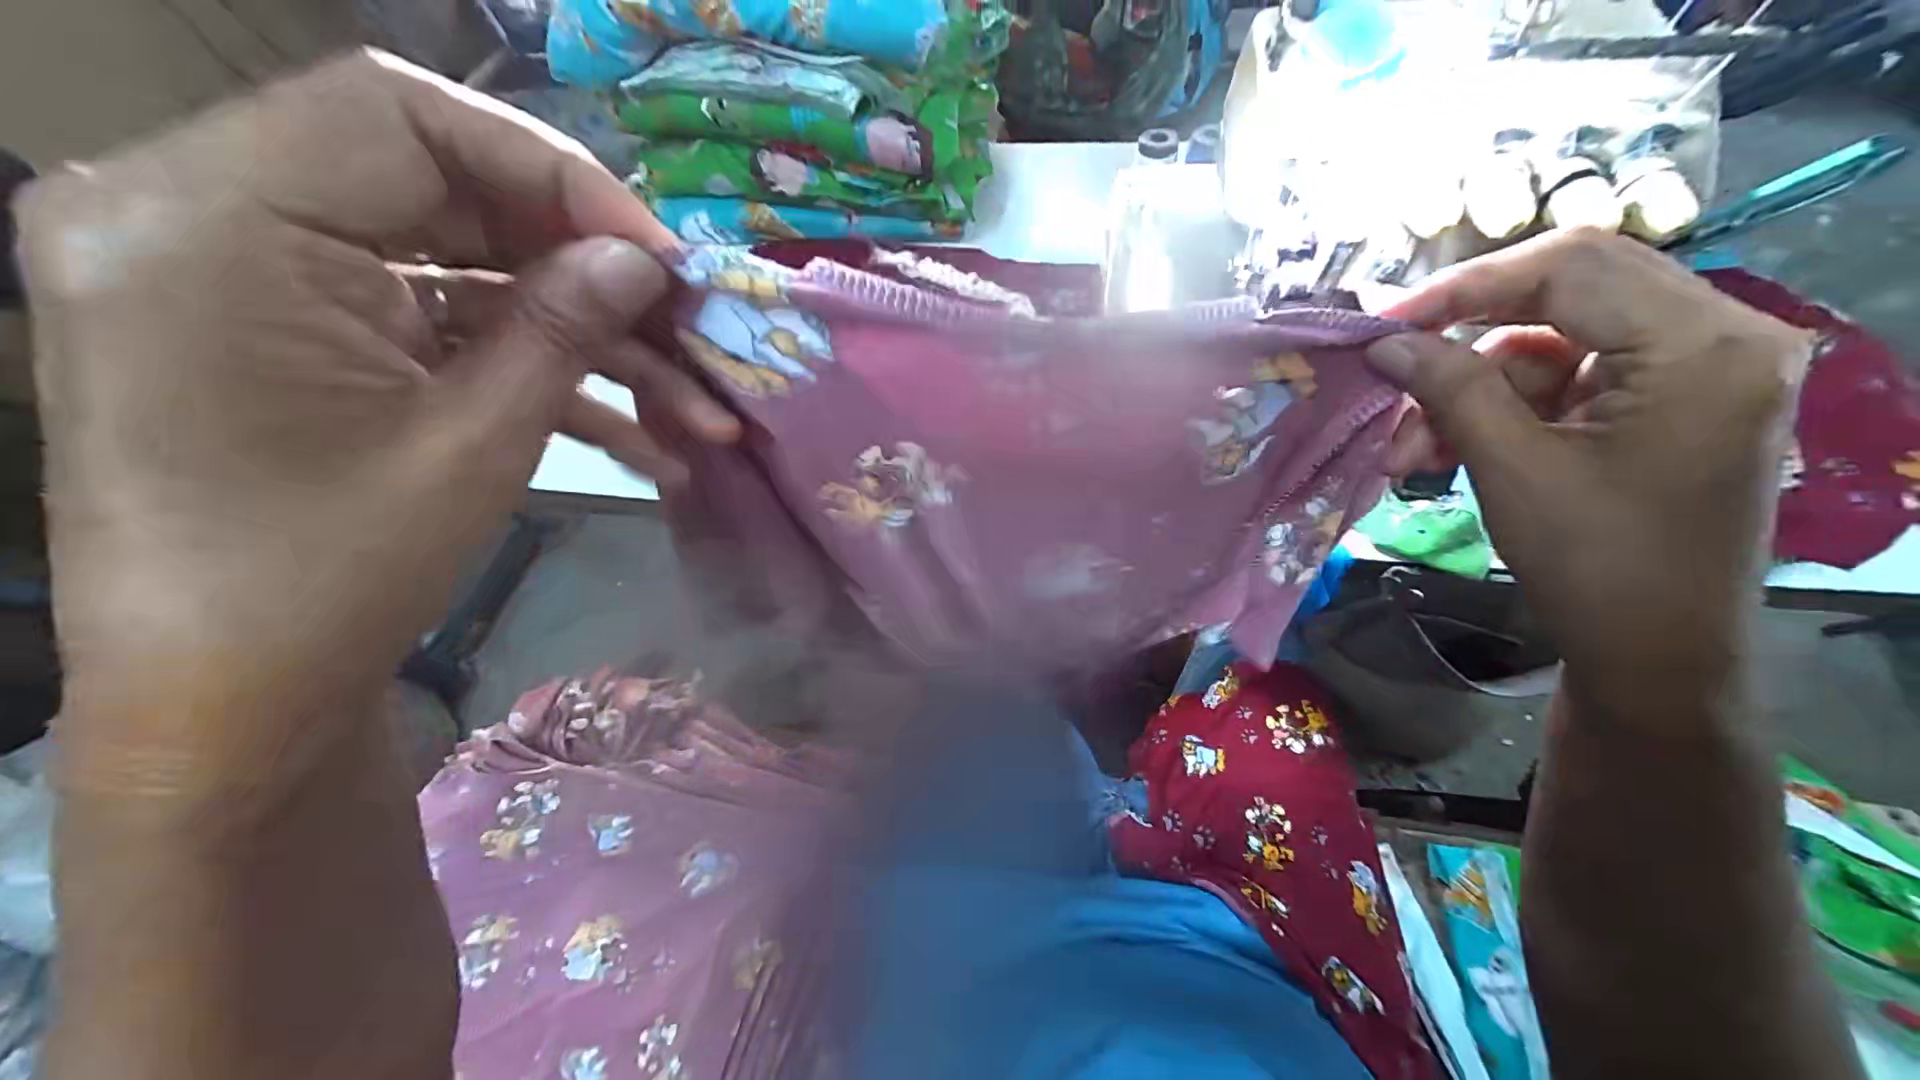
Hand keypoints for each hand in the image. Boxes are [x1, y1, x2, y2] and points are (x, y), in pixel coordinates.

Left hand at [19, 50, 735, 803]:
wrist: (234, 698)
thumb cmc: (335, 577)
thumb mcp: (473, 444)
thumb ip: (560, 327)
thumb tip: (644, 261)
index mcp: (211, 224)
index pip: (401, 115)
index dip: (552, 173)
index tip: (654, 255)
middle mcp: (209, 222)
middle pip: (443, 189)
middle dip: (585, 263)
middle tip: (685, 325)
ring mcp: (262, 285)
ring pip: (464, 268)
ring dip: (587, 337)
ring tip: (695, 408)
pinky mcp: (309, 340)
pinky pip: (442, 326)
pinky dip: (539, 373)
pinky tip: (641, 443)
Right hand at [1364, 228, 1813, 709]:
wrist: (1654, 650)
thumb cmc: (1593, 563)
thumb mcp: (1511, 468)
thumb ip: (1450, 388)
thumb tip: (1385, 341)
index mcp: (1703, 345)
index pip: (1570, 267)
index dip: (1465, 285)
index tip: (1387, 323)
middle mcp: (1719, 337)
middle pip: (1566, 292)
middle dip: (1465, 333)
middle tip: (1394, 362)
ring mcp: (1695, 370)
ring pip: (1551, 341)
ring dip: (1471, 388)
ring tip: (1411, 450)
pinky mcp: (1665, 402)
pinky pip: (1564, 378)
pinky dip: (1499, 408)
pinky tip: (1447, 450)